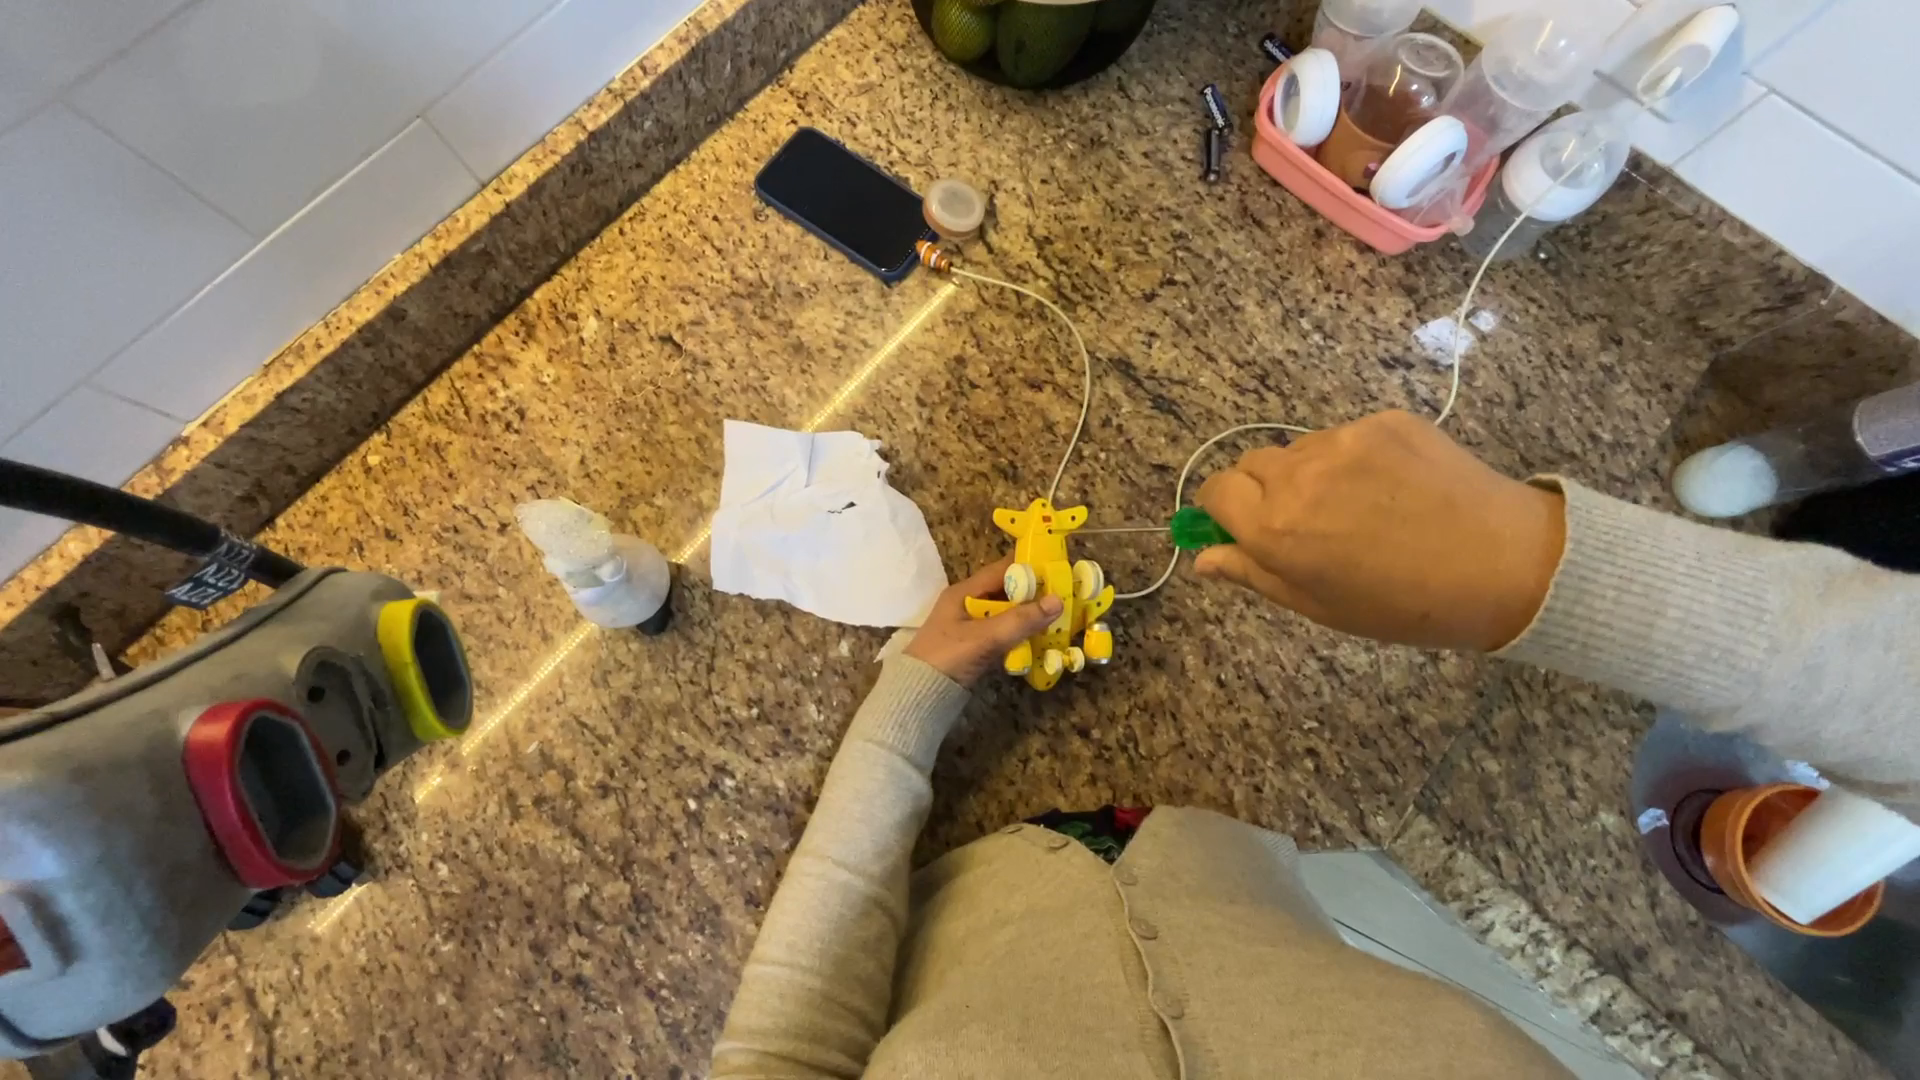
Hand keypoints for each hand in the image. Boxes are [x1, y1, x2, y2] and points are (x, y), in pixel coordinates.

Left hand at [905, 557, 1063, 686]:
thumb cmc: (948, 658)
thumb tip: (1057, 601)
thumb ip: (1020, 620)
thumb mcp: (985, 637)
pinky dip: (1021, 635)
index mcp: (963, 593)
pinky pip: (1003, 634)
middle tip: (1065, 596)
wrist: (919, 697)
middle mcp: (967, 605)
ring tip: (1060, 618)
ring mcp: (971, 627)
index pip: (1000, 570)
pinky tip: (1040, 641)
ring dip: (1029, 616)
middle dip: (1034, 594)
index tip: (1057, 567)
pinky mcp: (975, 647)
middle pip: (1006, 592)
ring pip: (1007, 614)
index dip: (1027, 567)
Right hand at [1193, 410, 1564, 651]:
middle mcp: (1298, 476)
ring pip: (1296, 451)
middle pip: (1250, 465)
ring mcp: (1342, 442)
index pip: (1215, 491)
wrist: (1506, 565)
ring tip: (1353, 505)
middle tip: (1301, 521)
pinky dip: (1348, 459)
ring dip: (1305, 474)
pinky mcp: (1382, 422)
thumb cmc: (1402, 603)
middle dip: (1260, 490)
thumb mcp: (1316, 604)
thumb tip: (1202, 558)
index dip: (1220, 508)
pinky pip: (1341, 438)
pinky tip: (1386, 487)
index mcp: (1275, 527)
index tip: (1239, 523)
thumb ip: (1251, 573)